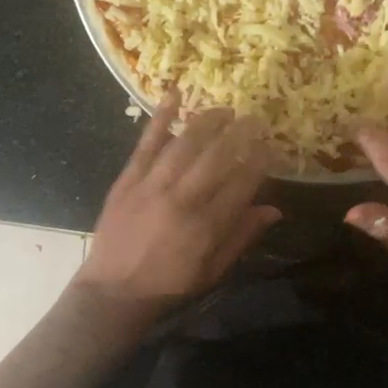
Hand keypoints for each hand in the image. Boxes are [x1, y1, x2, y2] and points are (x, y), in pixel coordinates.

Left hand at [75, 88, 282, 316]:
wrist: (114, 291)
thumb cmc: (169, 285)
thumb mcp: (213, 271)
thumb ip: (241, 237)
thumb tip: (274, 209)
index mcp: (207, 227)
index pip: (242, 184)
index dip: (260, 162)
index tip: (272, 147)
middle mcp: (182, 201)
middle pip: (217, 157)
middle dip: (241, 134)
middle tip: (256, 119)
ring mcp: (152, 187)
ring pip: (185, 144)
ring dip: (208, 122)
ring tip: (225, 110)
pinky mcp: (128, 181)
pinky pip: (146, 144)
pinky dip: (160, 118)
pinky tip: (174, 95)